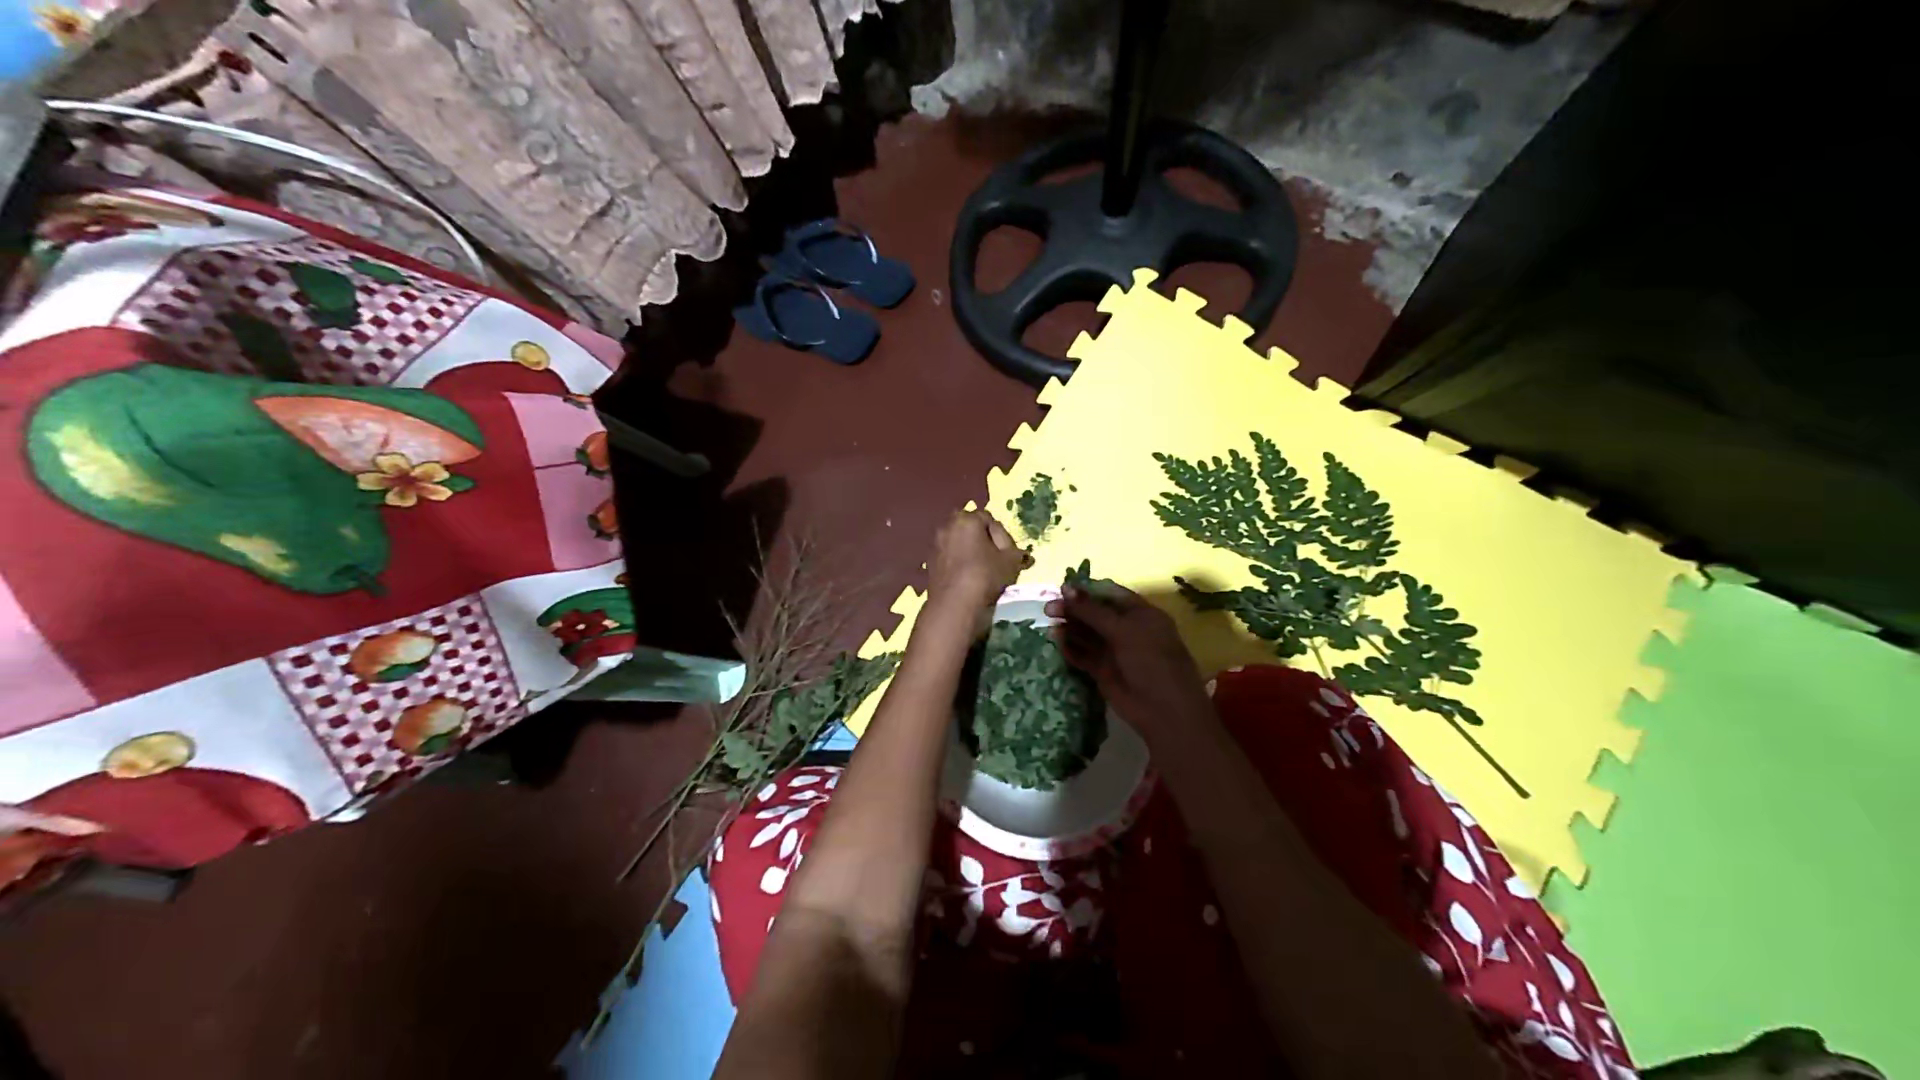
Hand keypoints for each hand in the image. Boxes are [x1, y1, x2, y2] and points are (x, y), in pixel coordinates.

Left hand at [927, 510, 1029, 615]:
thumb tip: (1022, 554)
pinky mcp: (929, 562)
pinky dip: (958, 563)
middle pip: (971, 530)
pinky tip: (968, 578)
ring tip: (982, 570)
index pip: (989, 519)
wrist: (954, 604)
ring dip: (970, 552)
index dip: (1001, 535)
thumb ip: (1017, 553)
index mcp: (967, 519)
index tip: (1007, 553)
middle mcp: (947, 526)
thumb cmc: (985, 575)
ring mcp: (936, 544)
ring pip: (959, 544)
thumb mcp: (1010, 562)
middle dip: (983, 541)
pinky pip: (949, 557)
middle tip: (996, 559)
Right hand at [1046, 583, 1214, 747]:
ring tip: (1051, 626)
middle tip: (1048, 610)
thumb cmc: (1150, 660)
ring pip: (1087, 635)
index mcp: (1140, 613)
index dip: (1086, 591)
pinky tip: (1058, 643)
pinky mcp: (1104, 671)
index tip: (1061, 589)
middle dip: (1073, 610)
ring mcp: (1115, 651)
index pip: (1109, 594)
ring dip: (1070, 629)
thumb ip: (1092, 610)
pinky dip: (1071, 649)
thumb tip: (1065, 588)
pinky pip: (1084, 655)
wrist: (1163, 710)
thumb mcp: (1123, 629)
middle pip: (1095, 614)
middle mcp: (1127, 629)